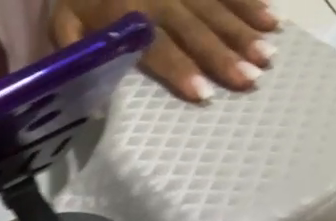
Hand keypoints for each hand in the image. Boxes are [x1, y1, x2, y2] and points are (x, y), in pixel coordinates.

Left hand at [53, 0, 279, 101]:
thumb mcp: (63, 23)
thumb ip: (72, 54)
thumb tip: (90, 97)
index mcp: (128, 16)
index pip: (158, 49)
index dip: (180, 71)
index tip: (203, 94)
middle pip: (196, 30)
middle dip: (224, 55)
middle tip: (252, 80)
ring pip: (217, 6)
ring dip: (244, 31)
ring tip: (269, 54)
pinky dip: (250, 1)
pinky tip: (272, 17)